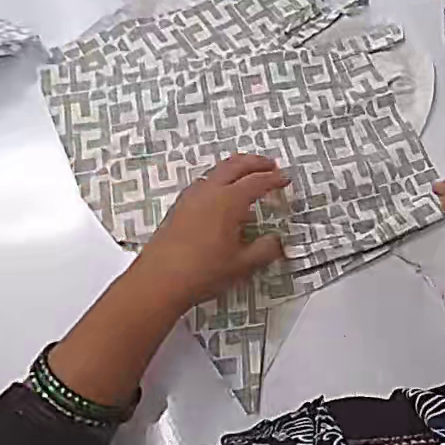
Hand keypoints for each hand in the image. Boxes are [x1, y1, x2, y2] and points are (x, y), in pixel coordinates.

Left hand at [125, 154, 288, 313]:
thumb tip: (276, 241)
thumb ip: (264, 249)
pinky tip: (220, 195)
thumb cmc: (201, 272)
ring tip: (247, 174)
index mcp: (228, 201)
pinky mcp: (179, 207)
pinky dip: (219, 180)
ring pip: (217, 171)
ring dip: (235, 168)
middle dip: (255, 163)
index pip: (257, 182)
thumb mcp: (242, 264)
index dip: (274, 179)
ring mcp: (191, 198)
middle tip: (270, 165)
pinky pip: (204, 183)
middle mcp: (209, 192)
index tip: (285, 179)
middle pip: (235, 166)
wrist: (159, 281)